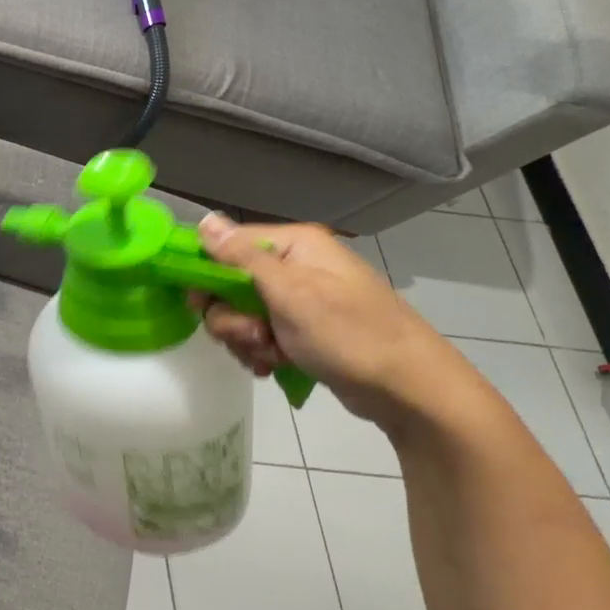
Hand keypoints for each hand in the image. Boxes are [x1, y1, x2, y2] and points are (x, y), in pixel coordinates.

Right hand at [191, 214, 465, 422]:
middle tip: (252, 336)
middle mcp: (293, 266)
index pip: (225, 245)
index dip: (207, 274)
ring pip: (237, 314)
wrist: (407, 389)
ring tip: (270, 355)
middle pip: (226, 284)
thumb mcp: (291, 293)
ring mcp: (297, 299)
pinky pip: (256, 334)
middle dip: (230, 317)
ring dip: (244, 339)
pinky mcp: (299, 328)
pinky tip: (273, 364)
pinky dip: (258, 351)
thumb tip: (203, 219)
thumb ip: (242, 256)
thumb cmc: (349, 335)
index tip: (204, 303)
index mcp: (294, 245)